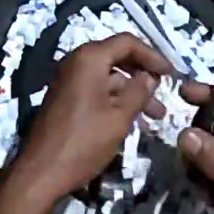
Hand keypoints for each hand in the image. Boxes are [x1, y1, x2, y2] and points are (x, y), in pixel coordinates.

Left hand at [6, 33, 170, 211]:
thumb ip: (138, 92)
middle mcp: (77, 61)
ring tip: (156, 116)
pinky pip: (96, 88)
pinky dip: (115, 99)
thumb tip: (149, 77)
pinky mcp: (65, 96)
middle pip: (117, 57)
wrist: (41, 171)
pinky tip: (133, 120)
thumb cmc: (84, 141)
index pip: (127, 42)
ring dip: (132, 91)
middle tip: (165, 94)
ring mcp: (69, 78)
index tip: (172, 73)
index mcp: (89, 58)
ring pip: (108, 76)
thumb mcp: (119, 117)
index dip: (152, 55)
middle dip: (143, 74)